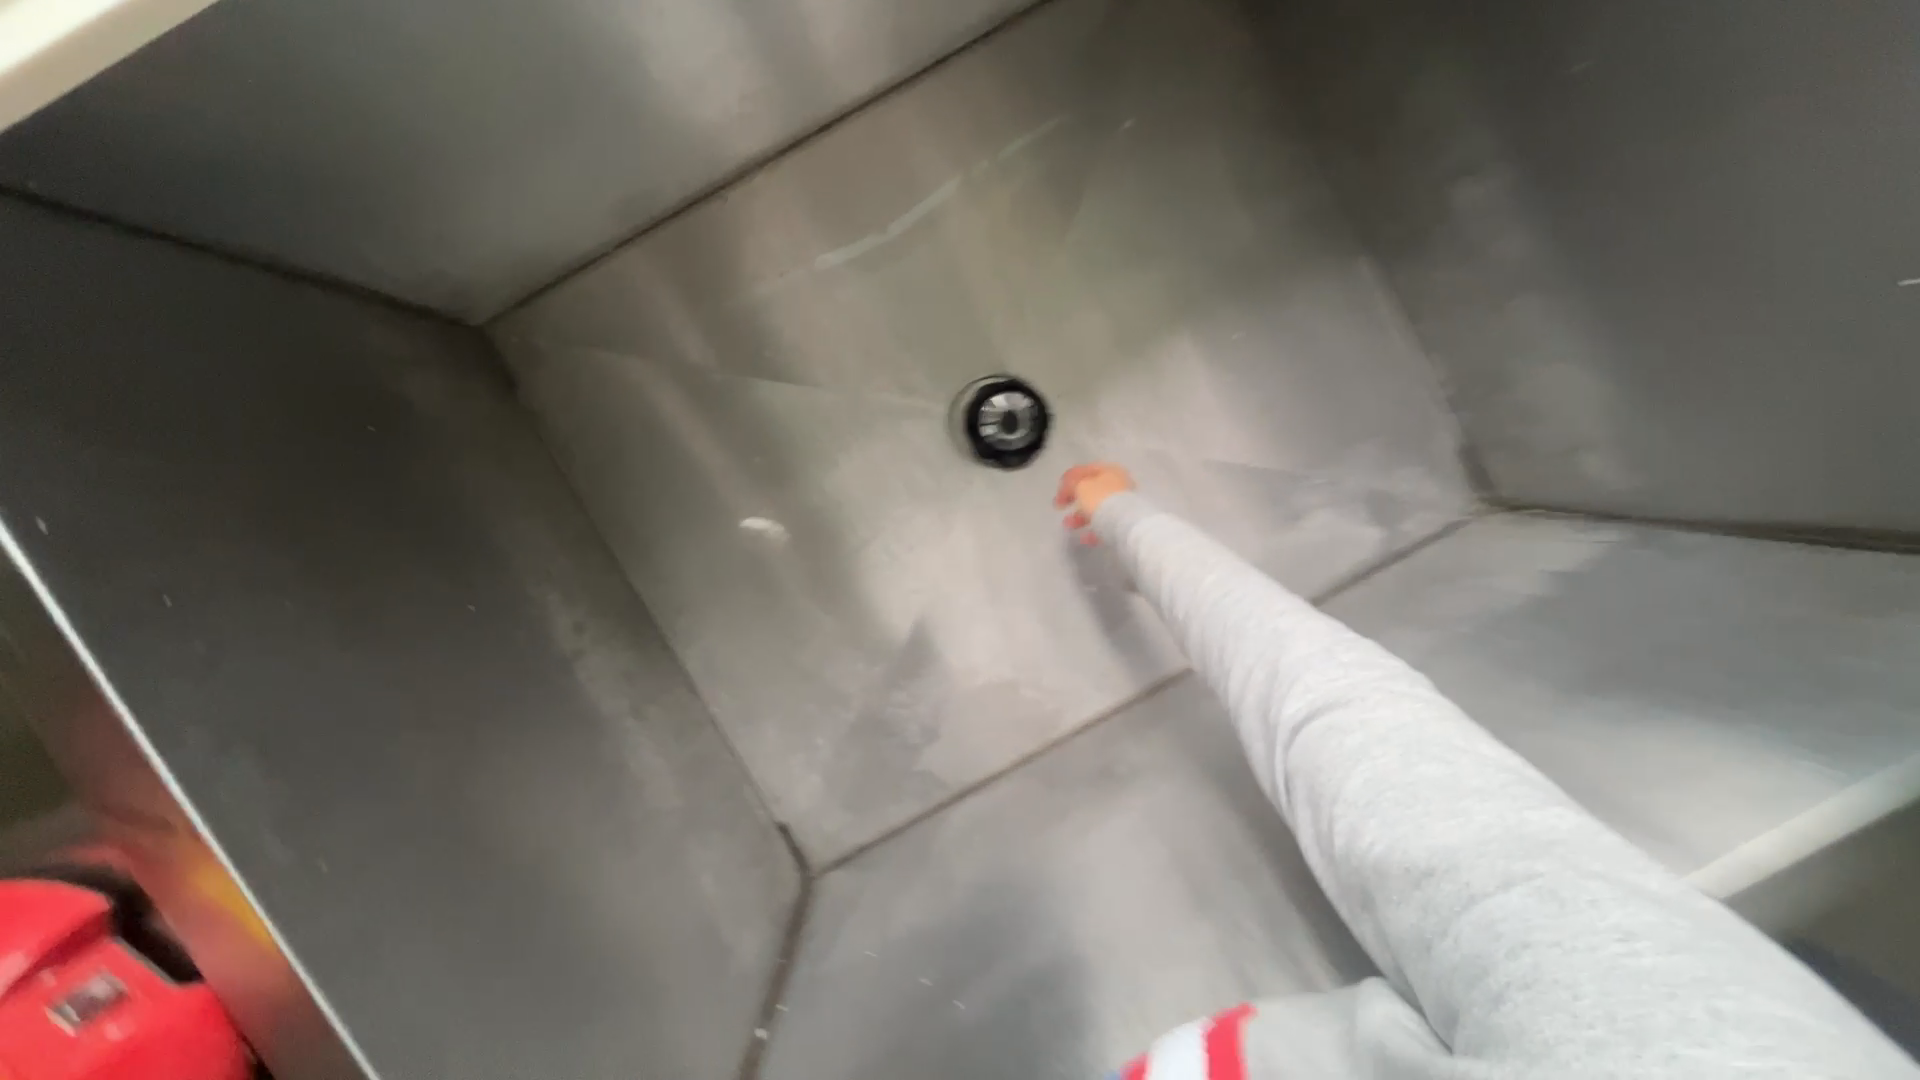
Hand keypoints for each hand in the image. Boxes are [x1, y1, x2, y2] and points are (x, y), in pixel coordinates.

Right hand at [1055, 464, 1134, 544]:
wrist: (1124, 522)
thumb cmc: (1100, 499)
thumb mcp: (1080, 487)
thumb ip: (1071, 484)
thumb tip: (1069, 486)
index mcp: (1109, 470)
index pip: (1085, 470)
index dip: (1068, 479)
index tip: (1057, 491)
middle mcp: (1118, 484)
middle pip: (1091, 490)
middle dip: (1073, 500)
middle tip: (1059, 507)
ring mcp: (1122, 503)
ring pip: (1097, 508)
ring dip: (1080, 516)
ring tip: (1069, 525)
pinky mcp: (1123, 521)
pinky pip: (1105, 523)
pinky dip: (1093, 529)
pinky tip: (1084, 538)